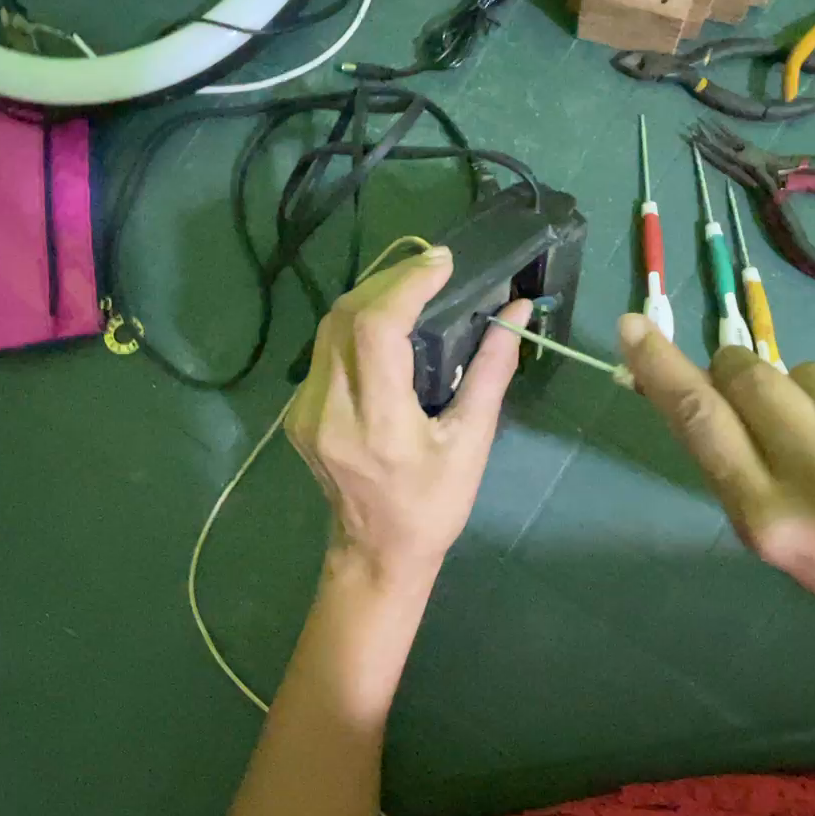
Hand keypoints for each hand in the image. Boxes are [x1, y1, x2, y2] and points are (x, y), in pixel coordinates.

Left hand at [286, 247, 531, 584]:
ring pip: (328, 328)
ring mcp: (306, 412)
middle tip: (432, 269)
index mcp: (377, 424)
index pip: (376, 329)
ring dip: (369, 298)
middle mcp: (329, 411)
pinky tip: (385, 325)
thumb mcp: (471, 444)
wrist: (375, 553)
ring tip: (412, 287)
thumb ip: (490, 372)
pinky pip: (324, 351)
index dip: (406, 284)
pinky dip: (355, 325)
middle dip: (389, 281)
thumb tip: (515, 311)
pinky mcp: (299, 414)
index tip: (442, 262)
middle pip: (344, 317)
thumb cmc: (432, 507)